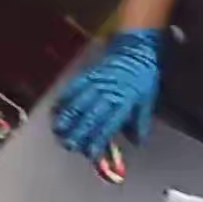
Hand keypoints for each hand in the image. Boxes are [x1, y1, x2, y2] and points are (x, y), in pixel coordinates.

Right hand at [51, 28, 161, 158]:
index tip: (91, 153)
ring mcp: (95, 84)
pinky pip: (72, 88)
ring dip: (66, 119)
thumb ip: (140, 122)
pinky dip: (63, 100)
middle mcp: (107, 94)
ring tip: (58, 131)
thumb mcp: (147, 99)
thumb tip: (138, 144)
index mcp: (124, 102)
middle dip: (78, 134)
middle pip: (89, 118)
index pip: (108, 126)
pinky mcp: (87, 76)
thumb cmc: (142, 76)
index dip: (99, 140)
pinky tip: (55, 110)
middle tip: (69, 146)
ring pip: (77, 104)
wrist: (135, 48)